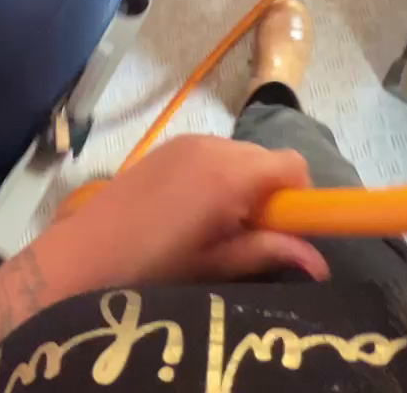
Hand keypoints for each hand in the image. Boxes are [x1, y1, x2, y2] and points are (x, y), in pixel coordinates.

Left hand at [31, 136, 327, 293]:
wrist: (86, 251)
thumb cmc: (154, 264)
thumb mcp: (215, 264)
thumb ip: (268, 253)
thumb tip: (320, 262)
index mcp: (227, 174)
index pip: (291, 164)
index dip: (301, 196)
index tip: (290, 230)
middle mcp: (211, 146)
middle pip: (267, 158)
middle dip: (272, 193)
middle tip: (251, 235)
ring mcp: (186, 142)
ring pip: (240, 155)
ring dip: (245, 183)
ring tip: (218, 225)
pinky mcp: (169, 146)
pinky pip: (213, 153)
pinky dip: (220, 174)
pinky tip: (195, 209)